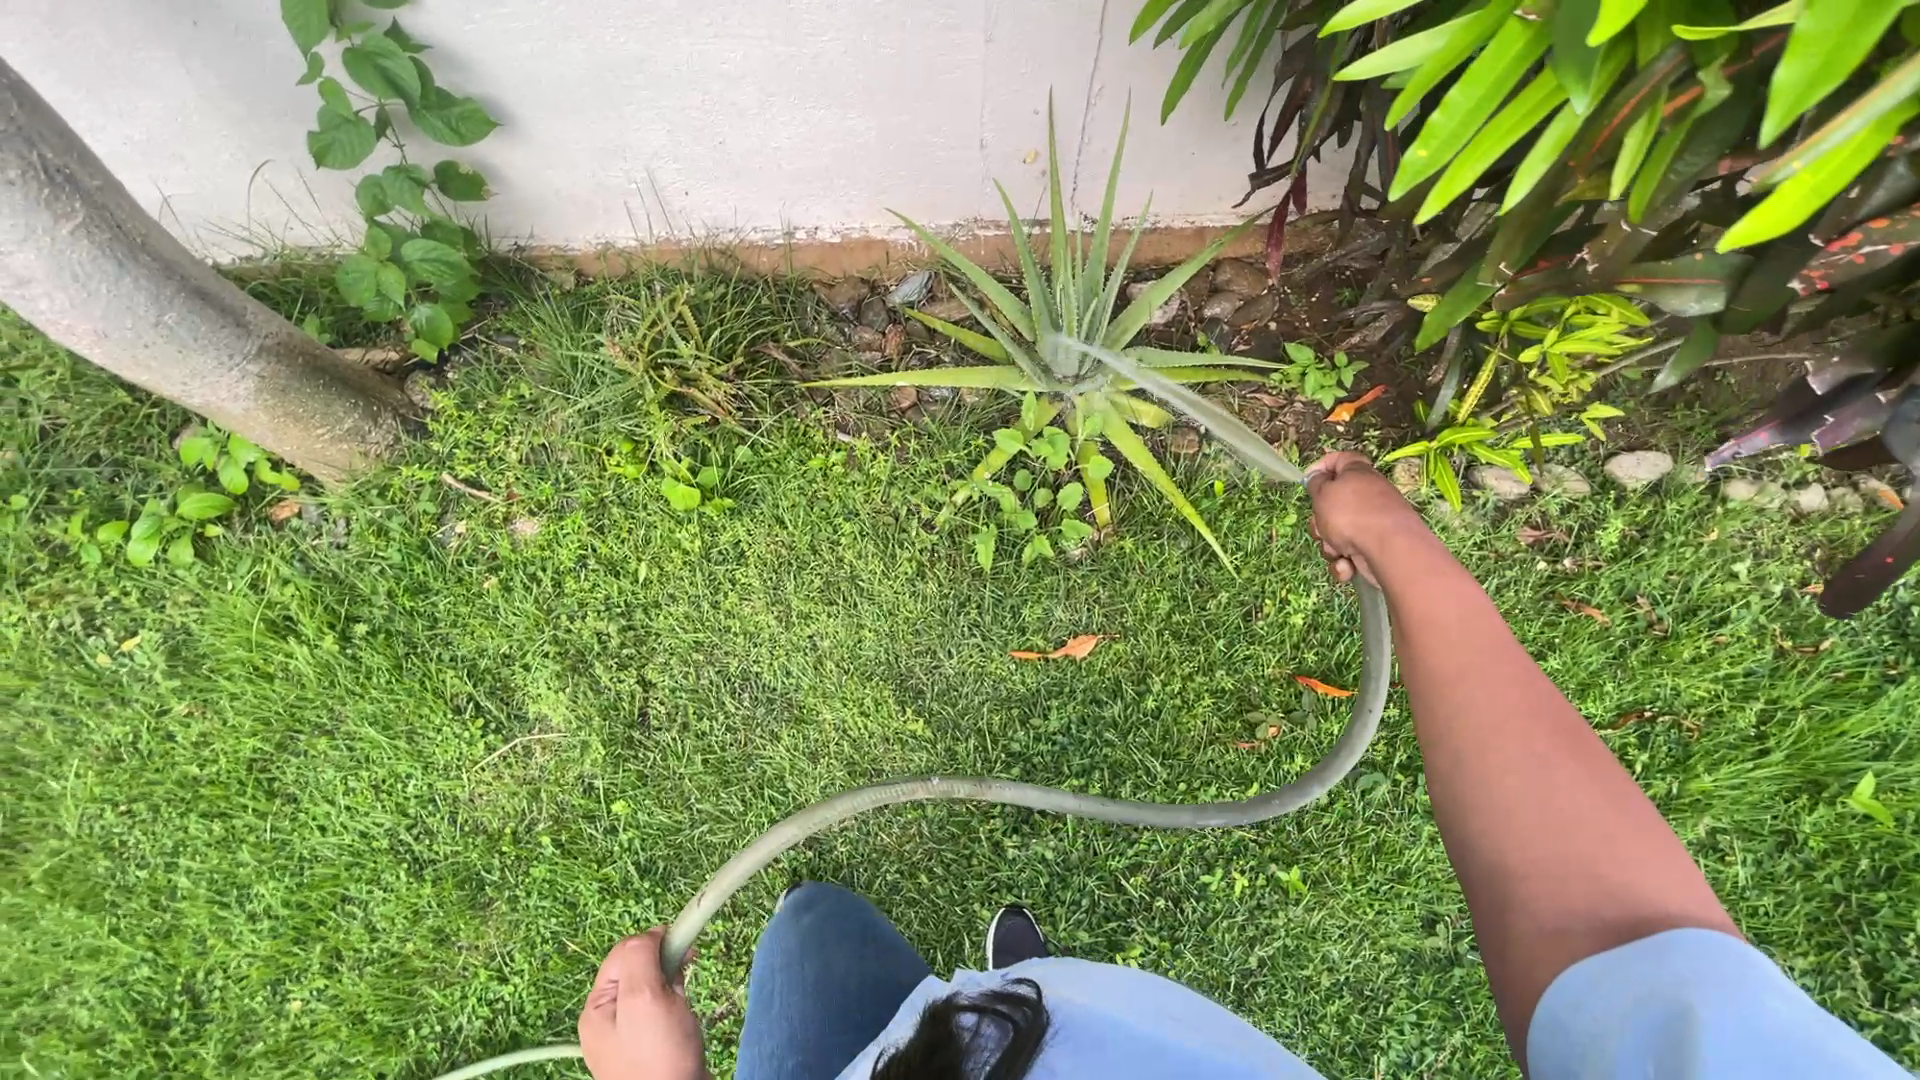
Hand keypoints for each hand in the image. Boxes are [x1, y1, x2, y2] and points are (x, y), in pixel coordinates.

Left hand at [579, 929, 707, 1079]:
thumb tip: (650, 933)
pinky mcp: (648, 1041)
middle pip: (638, 967)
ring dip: (672, 983)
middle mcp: (607, 1017)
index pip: (624, 952)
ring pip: (652, 984)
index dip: (652, 942)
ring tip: (683, 1002)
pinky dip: (676, 1000)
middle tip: (684, 977)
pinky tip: (684, 1013)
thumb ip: (640, 958)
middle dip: (664, 964)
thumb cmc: (658, 1053)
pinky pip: (661, 1005)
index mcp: (598, 1006)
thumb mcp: (644, 999)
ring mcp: (627, 1031)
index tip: (681, 948)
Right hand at [1303, 451, 1427, 585]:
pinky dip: (1344, 562)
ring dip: (1329, 545)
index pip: (1341, 460)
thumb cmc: (1351, 514)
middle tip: (1320, 524)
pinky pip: (1349, 553)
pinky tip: (1347, 565)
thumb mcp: (1323, 493)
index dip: (1322, 465)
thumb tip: (1318, 476)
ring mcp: (1373, 523)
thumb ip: (1316, 483)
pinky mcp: (1375, 547)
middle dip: (1320, 519)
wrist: (1389, 550)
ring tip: (1336, 550)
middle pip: (1334, 503)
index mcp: (1357, 474)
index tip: (1307, 479)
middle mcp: (1368, 496)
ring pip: (1337, 532)